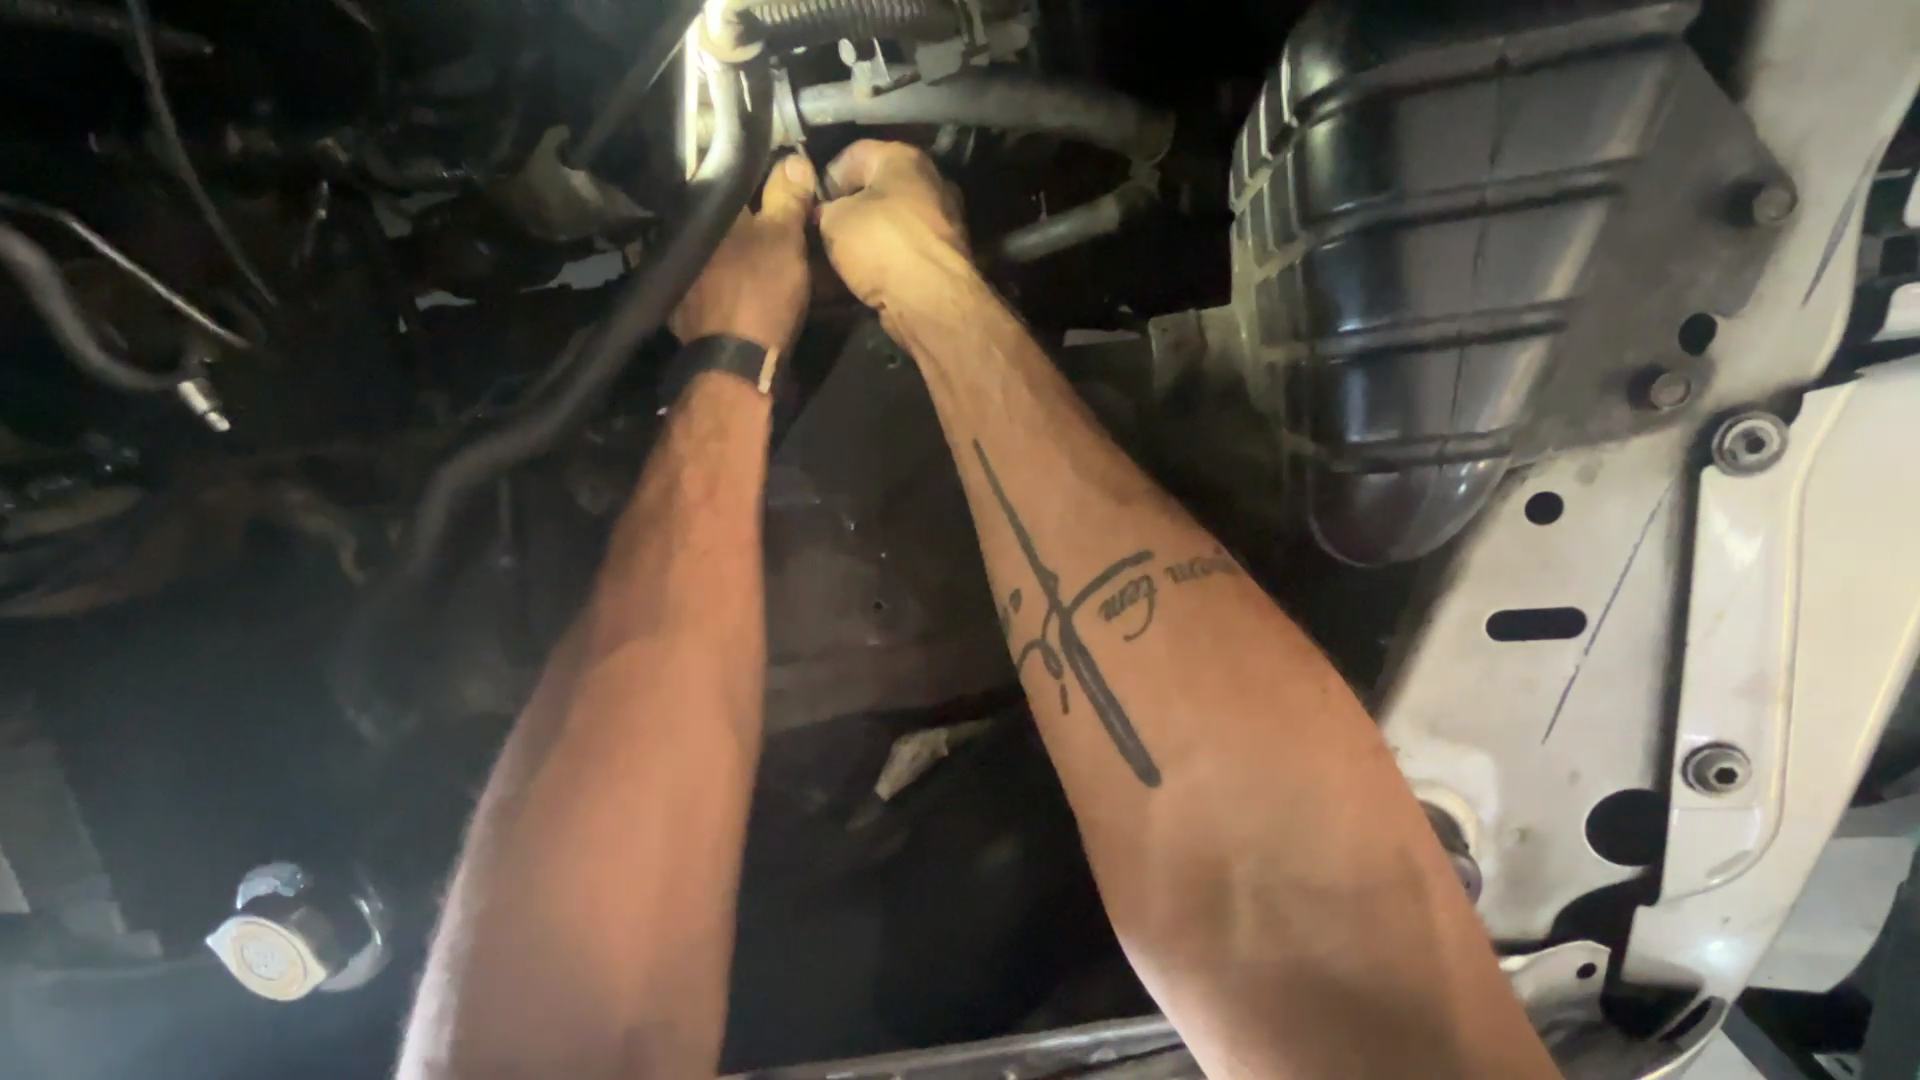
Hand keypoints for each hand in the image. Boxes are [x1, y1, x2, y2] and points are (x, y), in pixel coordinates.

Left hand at [670, 154, 815, 351]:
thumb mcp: (784, 239)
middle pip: (717, 216)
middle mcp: (683, 237)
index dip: (754, 177)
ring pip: (709, 250)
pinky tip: (735, 285)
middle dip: (740, 216)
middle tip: (767, 219)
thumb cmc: (761, 291)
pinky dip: (720, 281)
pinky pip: (704, 282)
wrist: (737, 362)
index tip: (773, 179)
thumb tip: (792, 157)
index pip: (728, 178)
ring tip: (753, 252)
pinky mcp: (681, 308)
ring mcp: (679, 275)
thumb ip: (787, 197)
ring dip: (728, 250)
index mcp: (707, 211)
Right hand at [817, 140, 971, 309]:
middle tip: (825, 229)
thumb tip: (827, 214)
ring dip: (869, 235)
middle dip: (850, 208)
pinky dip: (888, 257)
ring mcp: (943, 221)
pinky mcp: (946, 257)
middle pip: (878, 189)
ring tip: (843, 255)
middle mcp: (930, 183)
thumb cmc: (880, 244)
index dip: (826, 176)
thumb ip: (826, 210)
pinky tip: (868, 273)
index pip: (854, 153)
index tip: (811, 202)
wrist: (931, 299)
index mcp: (904, 159)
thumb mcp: (835, 220)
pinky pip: (907, 249)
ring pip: (894, 221)